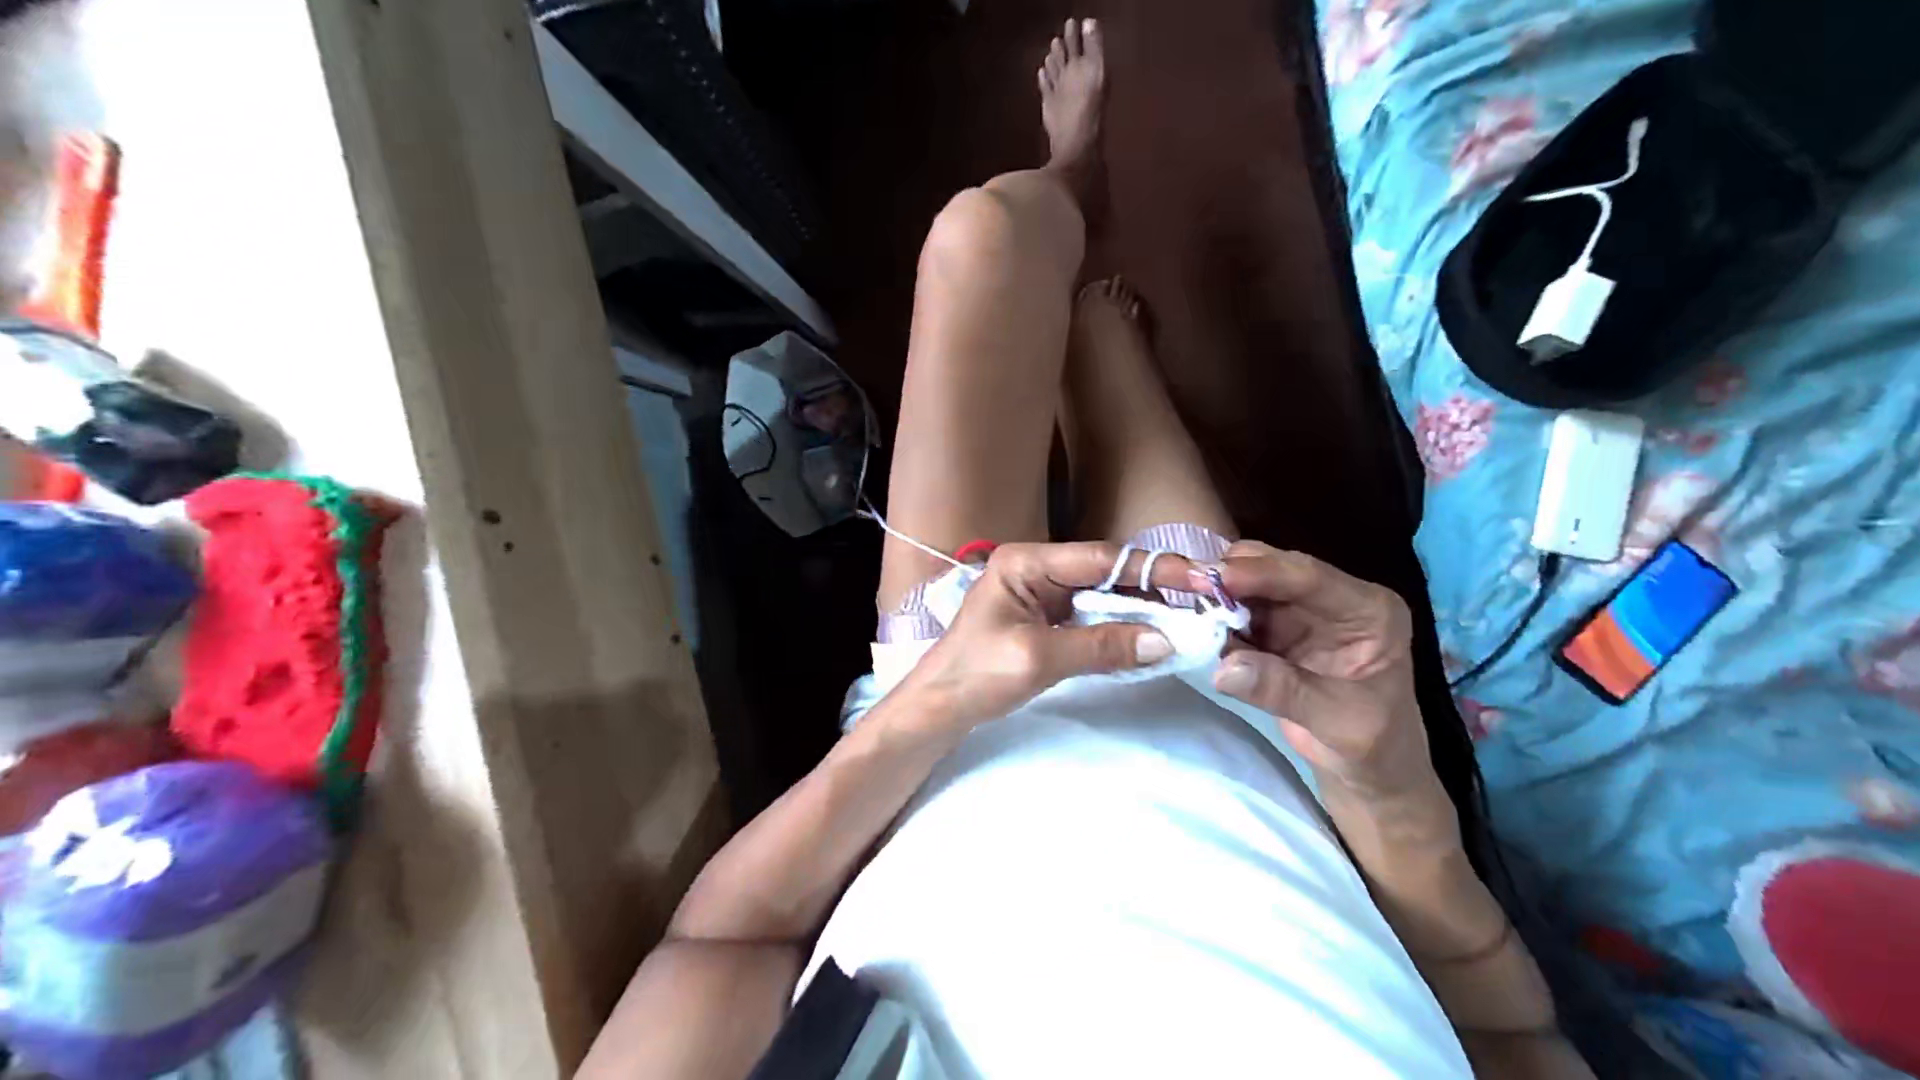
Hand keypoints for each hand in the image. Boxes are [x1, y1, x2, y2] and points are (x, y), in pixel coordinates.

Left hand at [888, 542, 1187, 735]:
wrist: (937, 709)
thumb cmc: (975, 676)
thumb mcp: (1037, 658)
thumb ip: (1101, 646)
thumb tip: (1166, 641)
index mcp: (1026, 562)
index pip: (1099, 557)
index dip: (1151, 568)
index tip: (1199, 578)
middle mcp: (1037, 568)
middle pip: (1105, 571)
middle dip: (1153, 586)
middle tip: (1206, 600)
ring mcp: (1042, 593)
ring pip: (1104, 594)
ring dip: (1143, 607)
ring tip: (1191, 617)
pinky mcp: (1047, 619)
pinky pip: (1093, 616)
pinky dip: (1122, 626)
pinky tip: (1153, 634)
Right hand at [1199, 541, 1437, 804]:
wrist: (1370, 773)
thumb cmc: (1374, 747)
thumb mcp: (1339, 723)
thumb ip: (1284, 691)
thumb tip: (1224, 667)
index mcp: (1367, 610)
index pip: (1310, 577)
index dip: (1260, 573)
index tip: (1213, 576)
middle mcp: (1331, 600)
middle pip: (1273, 568)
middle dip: (1229, 573)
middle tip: (1185, 582)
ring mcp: (1298, 613)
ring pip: (1248, 585)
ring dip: (1214, 592)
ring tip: (1177, 595)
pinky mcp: (1271, 630)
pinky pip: (1235, 613)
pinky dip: (1211, 615)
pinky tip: (1188, 618)